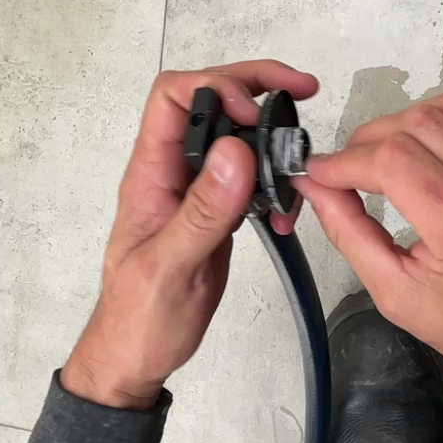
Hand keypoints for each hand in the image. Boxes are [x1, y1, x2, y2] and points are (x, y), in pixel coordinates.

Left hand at [62, 60, 319, 408]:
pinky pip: (249, 173)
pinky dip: (275, 179)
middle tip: (304, 89)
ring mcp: (197, 187)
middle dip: (257, 85)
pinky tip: (287, 209)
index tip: (254, 114)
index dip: (217, 88)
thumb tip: (238, 150)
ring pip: (236, 134)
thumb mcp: (169, 268)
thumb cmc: (139, 319)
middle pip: (212, 100)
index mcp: (151, 172)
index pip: (174, 97)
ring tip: (302, 155)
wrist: (137, 357)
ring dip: (272, 135)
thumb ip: (202, 212)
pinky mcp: (218, 208)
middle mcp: (175, 169)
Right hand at [295, 89, 442, 402]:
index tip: (321, 171)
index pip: (397, 162)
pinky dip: (441, 121)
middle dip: (369, 140)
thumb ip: (349, 232)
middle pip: (420, 124)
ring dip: (403, 123)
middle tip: (349, 168)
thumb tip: (313, 182)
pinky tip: (427, 149)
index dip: (348, 160)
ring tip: (385, 156)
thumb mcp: (398, 297)